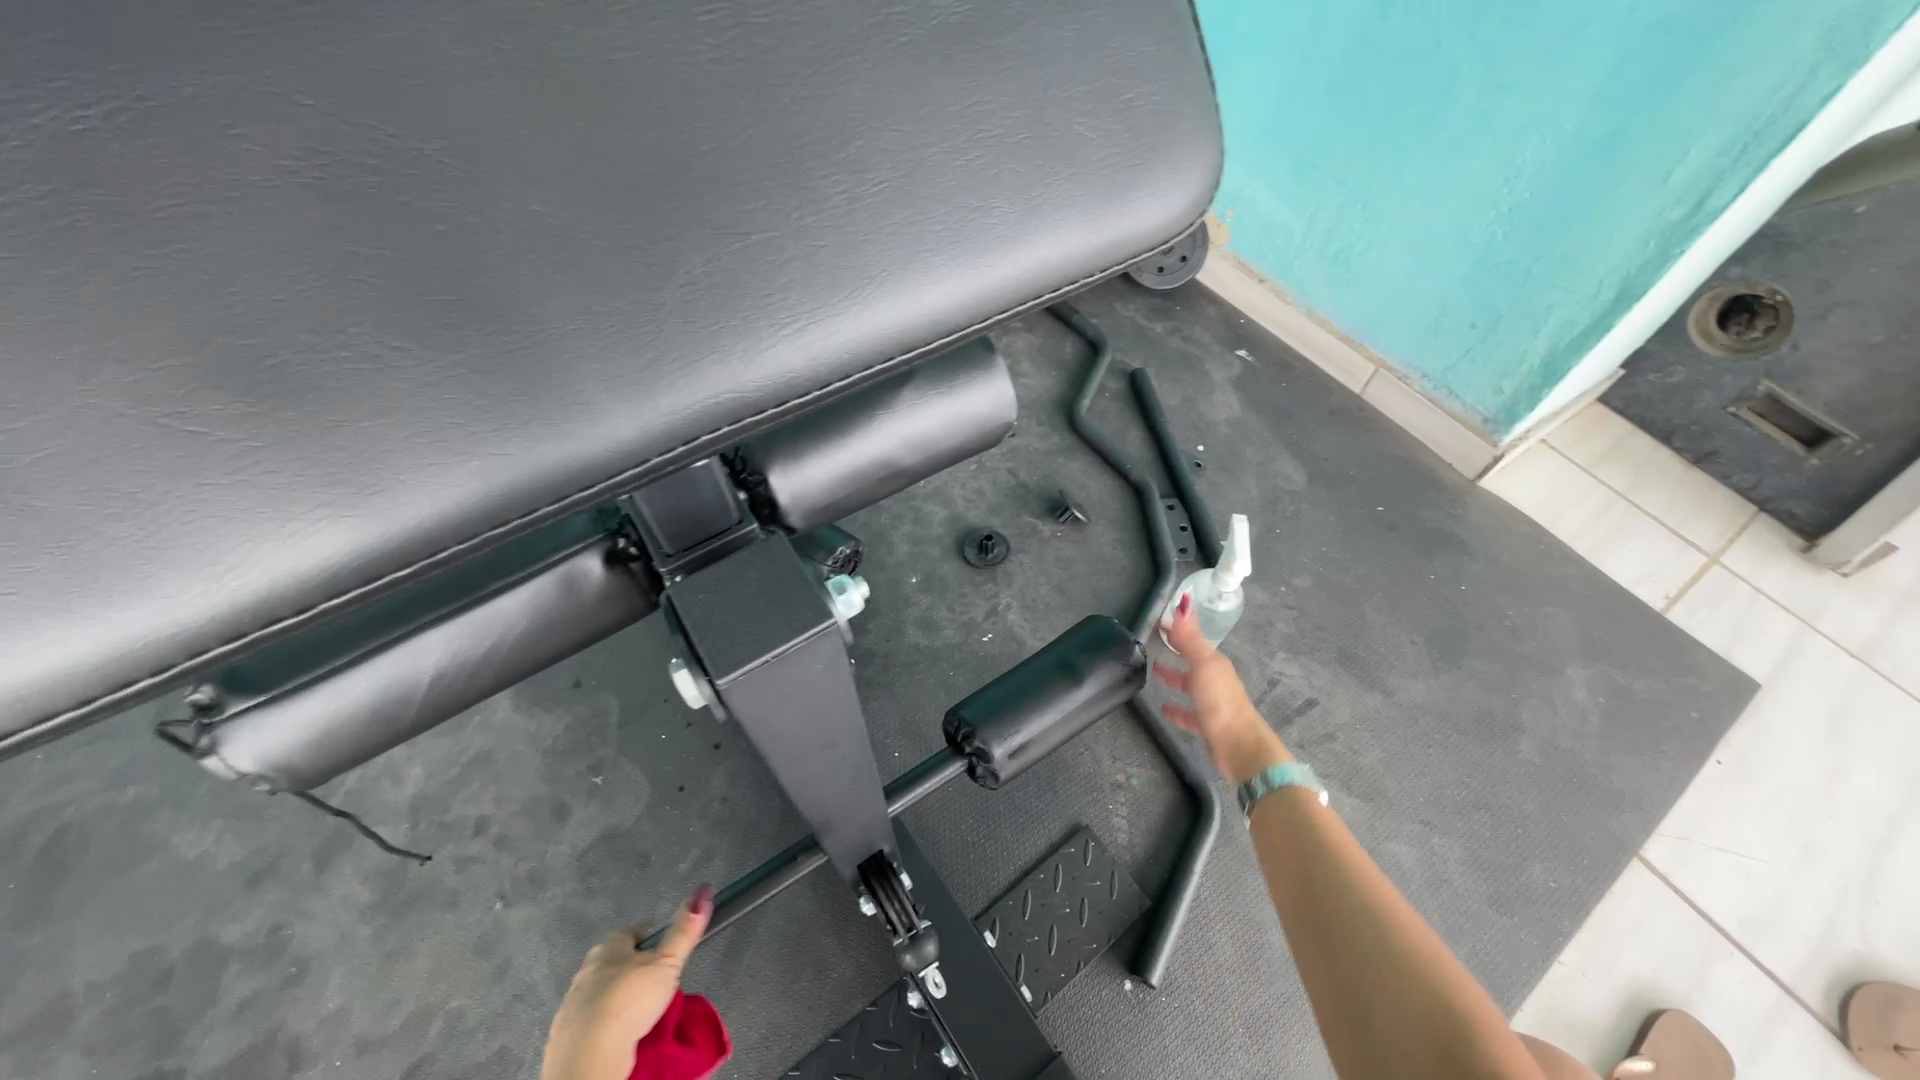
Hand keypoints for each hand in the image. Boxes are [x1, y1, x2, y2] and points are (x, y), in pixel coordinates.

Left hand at [542, 884, 714, 1079]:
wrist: (589, 1050)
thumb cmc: (631, 998)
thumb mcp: (667, 963)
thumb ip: (684, 932)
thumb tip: (703, 890)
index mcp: (609, 948)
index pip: (627, 933)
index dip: (644, 938)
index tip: (658, 947)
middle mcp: (587, 969)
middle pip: (611, 961)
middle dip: (627, 967)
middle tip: (650, 980)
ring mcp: (573, 1001)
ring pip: (599, 990)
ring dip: (614, 995)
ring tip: (636, 1009)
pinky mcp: (566, 1031)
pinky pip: (590, 1018)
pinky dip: (603, 1020)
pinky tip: (616, 1030)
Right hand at [1155, 593, 1290, 784]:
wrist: (1239, 746)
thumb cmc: (1220, 702)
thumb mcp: (1203, 665)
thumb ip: (1191, 637)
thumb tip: (1184, 601)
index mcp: (1215, 664)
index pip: (1194, 642)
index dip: (1179, 632)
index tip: (1161, 622)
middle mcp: (1215, 680)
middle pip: (1192, 663)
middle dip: (1176, 654)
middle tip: (1154, 647)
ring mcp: (1212, 703)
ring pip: (1190, 686)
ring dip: (1174, 679)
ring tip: (1153, 674)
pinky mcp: (1207, 725)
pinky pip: (1188, 713)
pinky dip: (1176, 709)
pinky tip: (1163, 710)